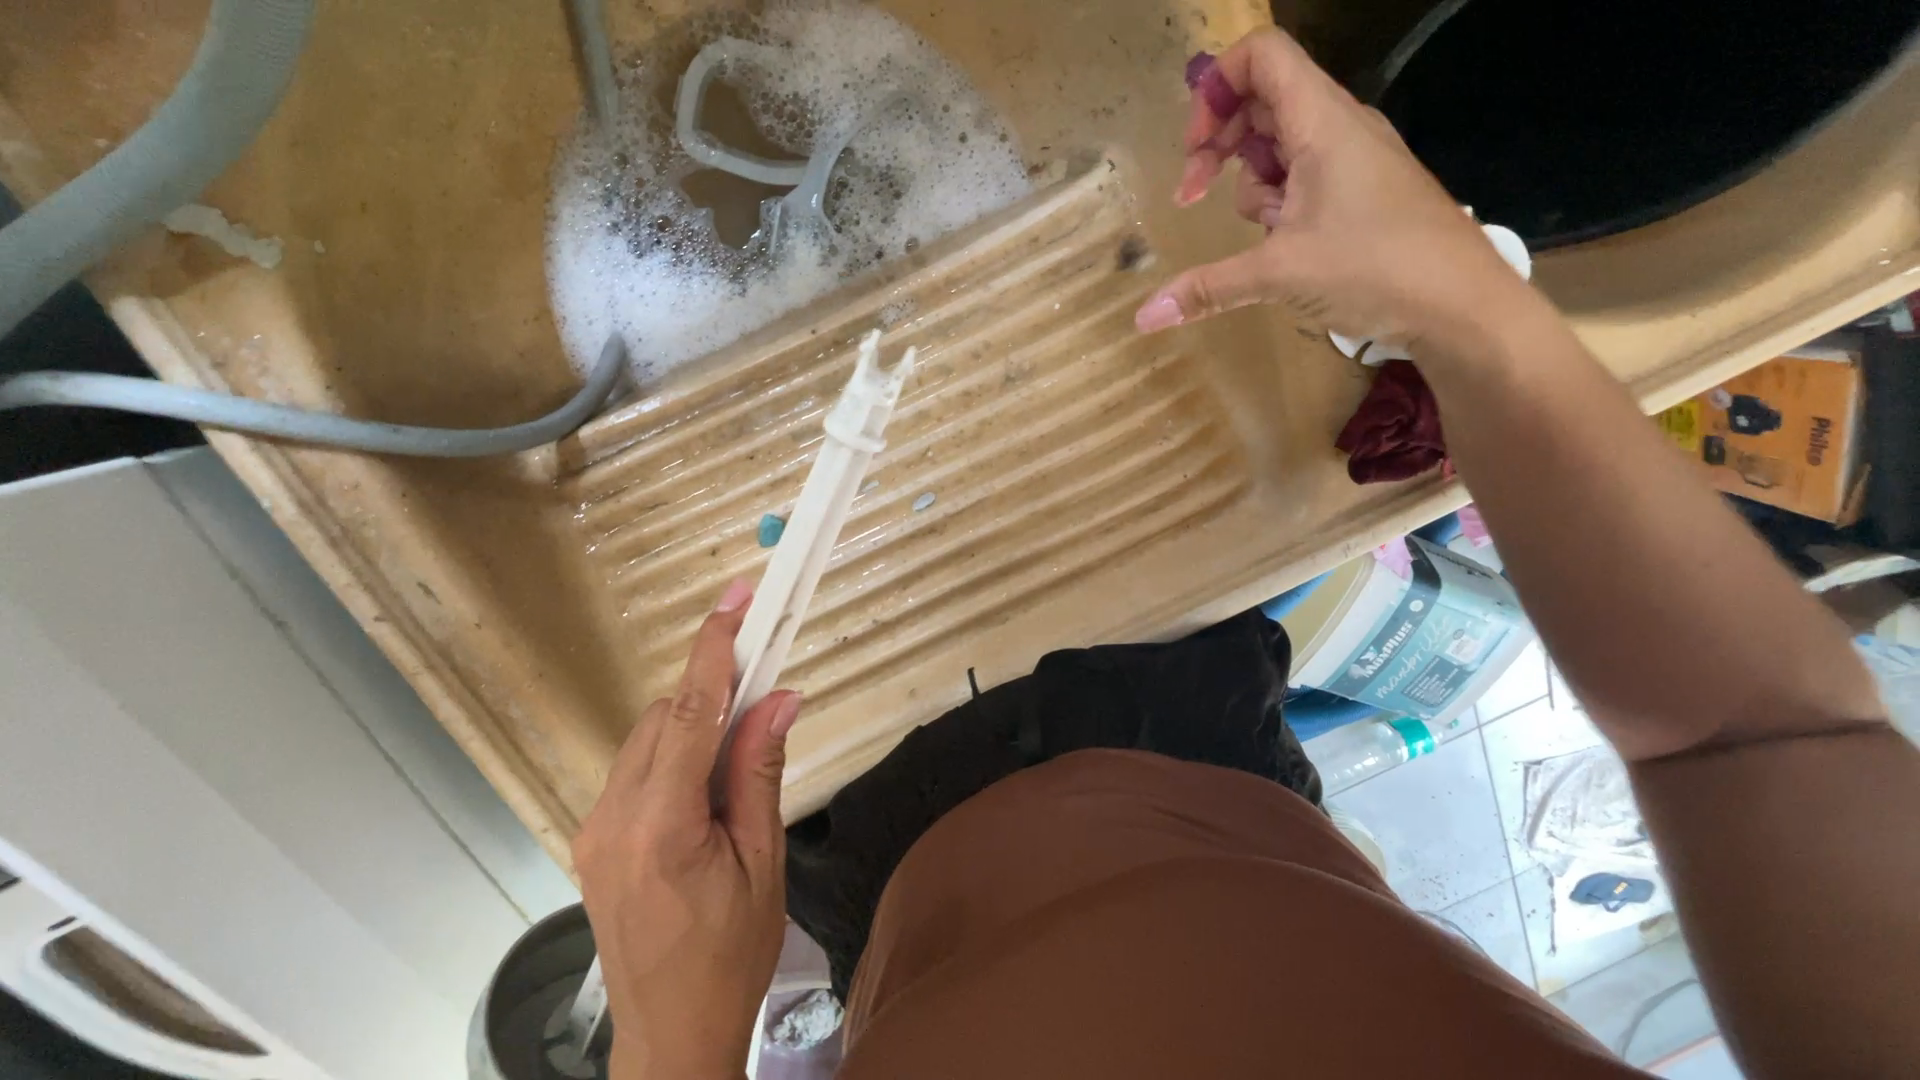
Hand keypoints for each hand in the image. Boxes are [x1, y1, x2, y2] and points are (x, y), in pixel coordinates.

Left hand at [572, 578, 801, 1078]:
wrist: (671, 1033)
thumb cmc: (732, 954)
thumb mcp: (764, 861)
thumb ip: (761, 772)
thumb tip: (782, 697)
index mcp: (659, 825)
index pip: (688, 714)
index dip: (713, 650)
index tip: (736, 599)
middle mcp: (611, 816)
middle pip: (662, 718)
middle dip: (712, 693)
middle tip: (766, 688)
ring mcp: (593, 828)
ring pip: (646, 740)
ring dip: (694, 726)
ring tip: (740, 759)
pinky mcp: (593, 839)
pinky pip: (636, 770)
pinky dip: (675, 755)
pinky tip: (707, 788)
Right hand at [1134, 27, 1536, 360]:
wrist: (1460, 304)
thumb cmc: (1375, 269)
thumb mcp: (1278, 274)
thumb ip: (1206, 288)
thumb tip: (1143, 318)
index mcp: (1322, 121)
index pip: (1261, 56)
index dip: (1215, 87)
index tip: (1194, 148)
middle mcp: (1339, 126)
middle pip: (1261, 100)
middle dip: (1218, 144)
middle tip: (1194, 194)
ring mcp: (1354, 158)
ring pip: (1280, 143)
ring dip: (1251, 181)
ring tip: (1261, 230)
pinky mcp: (1363, 189)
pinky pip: (1305, 174)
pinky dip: (1280, 201)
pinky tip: (1285, 242)